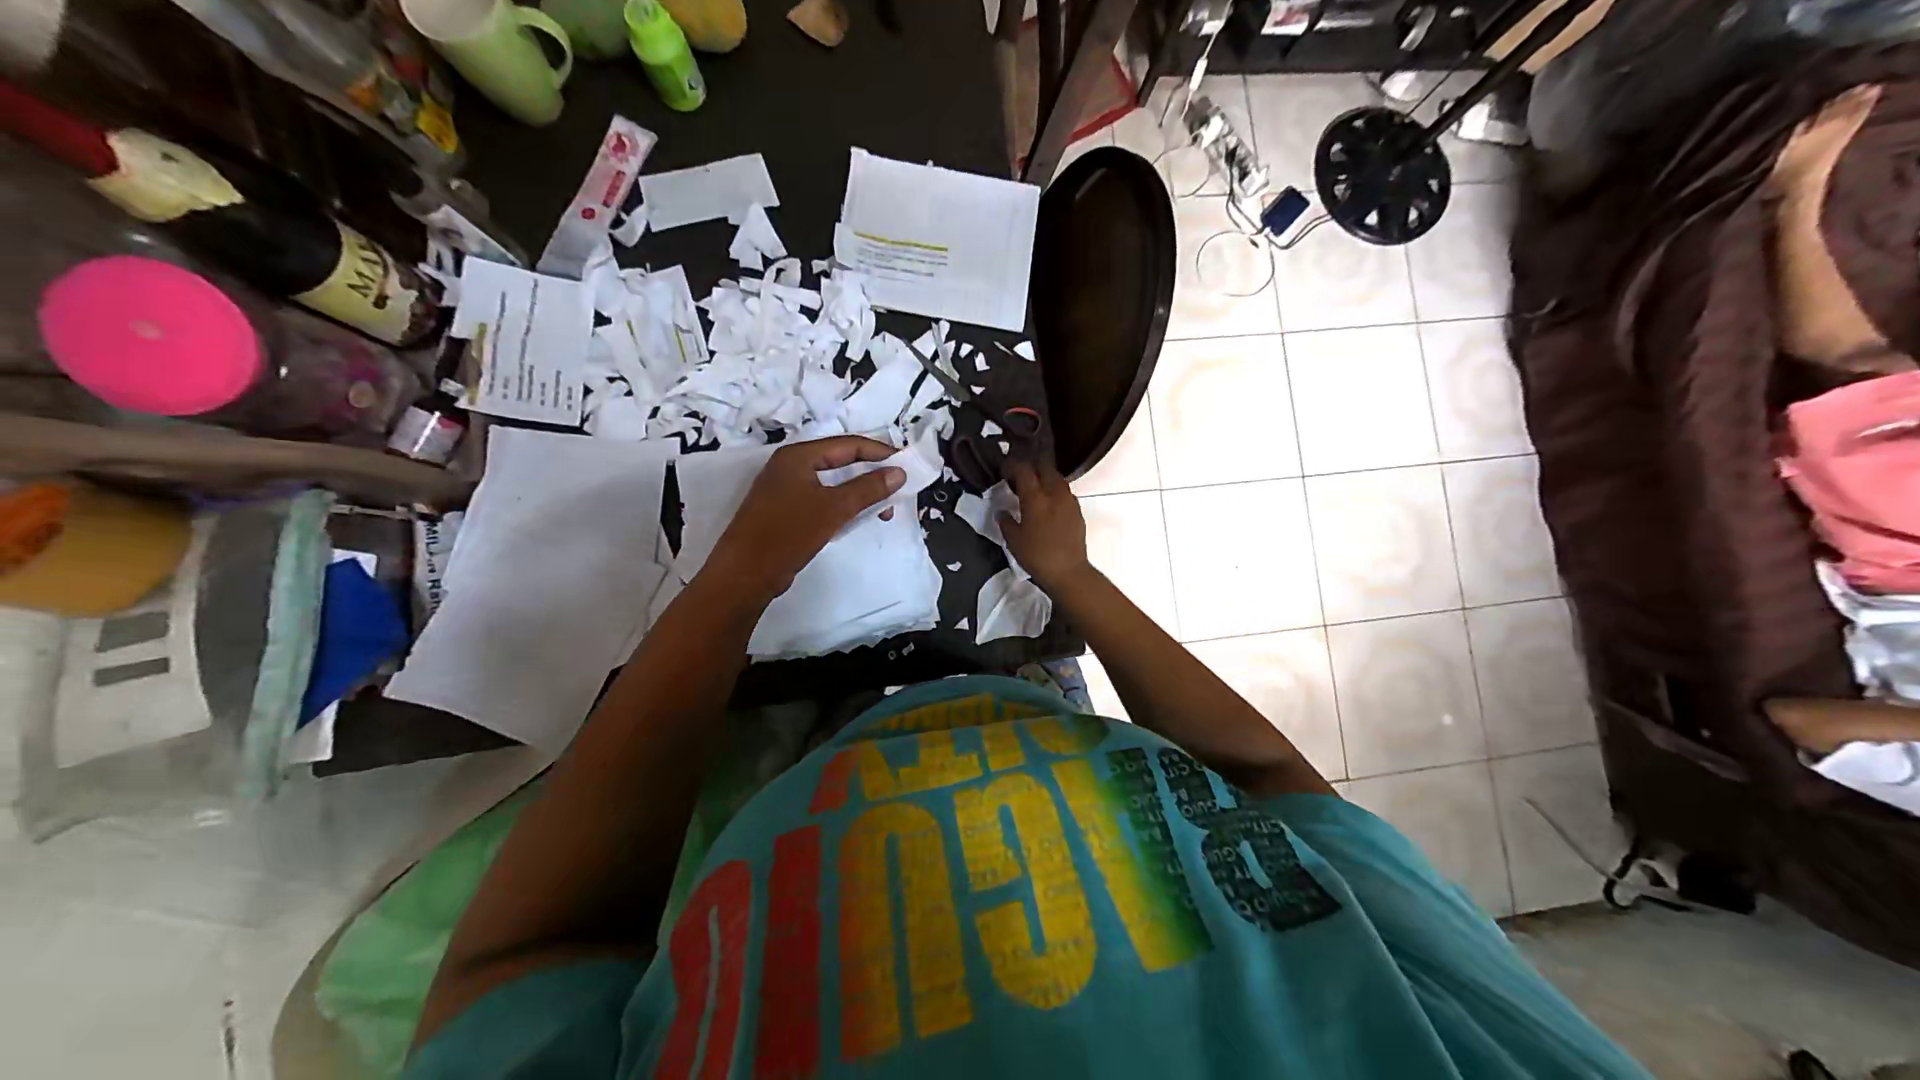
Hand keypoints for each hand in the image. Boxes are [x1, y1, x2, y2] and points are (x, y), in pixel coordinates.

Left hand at [706, 435, 904, 603]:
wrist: (745, 574)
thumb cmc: (789, 532)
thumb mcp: (835, 508)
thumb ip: (868, 488)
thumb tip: (899, 473)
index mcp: (798, 456)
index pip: (847, 444)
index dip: (878, 452)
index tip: (905, 464)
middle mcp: (789, 467)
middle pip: (839, 461)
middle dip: (870, 475)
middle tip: (897, 490)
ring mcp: (783, 490)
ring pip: (830, 483)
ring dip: (858, 493)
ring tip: (882, 509)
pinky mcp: (783, 512)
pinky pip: (820, 500)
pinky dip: (841, 506)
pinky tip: (855, 519)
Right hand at [998, 458, 1091, 589]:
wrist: (1068, 572)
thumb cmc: (1036, 556)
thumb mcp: (1013, 540)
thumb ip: (1006, 522)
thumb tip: (1001, 512)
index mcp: (1035, 498)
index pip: (1024, 470)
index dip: (1012, 466)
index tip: (1004, 470)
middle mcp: (1054, 493)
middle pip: (1045, 467)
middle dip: (1032, 466)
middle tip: (1020, 475)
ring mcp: (1069, 501)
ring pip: (1057, 478)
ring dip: (1045, 477)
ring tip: (1034, 488)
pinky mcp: (1078, 511)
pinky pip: (1065, 492)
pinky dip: (1054, 491)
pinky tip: (1048, 503)